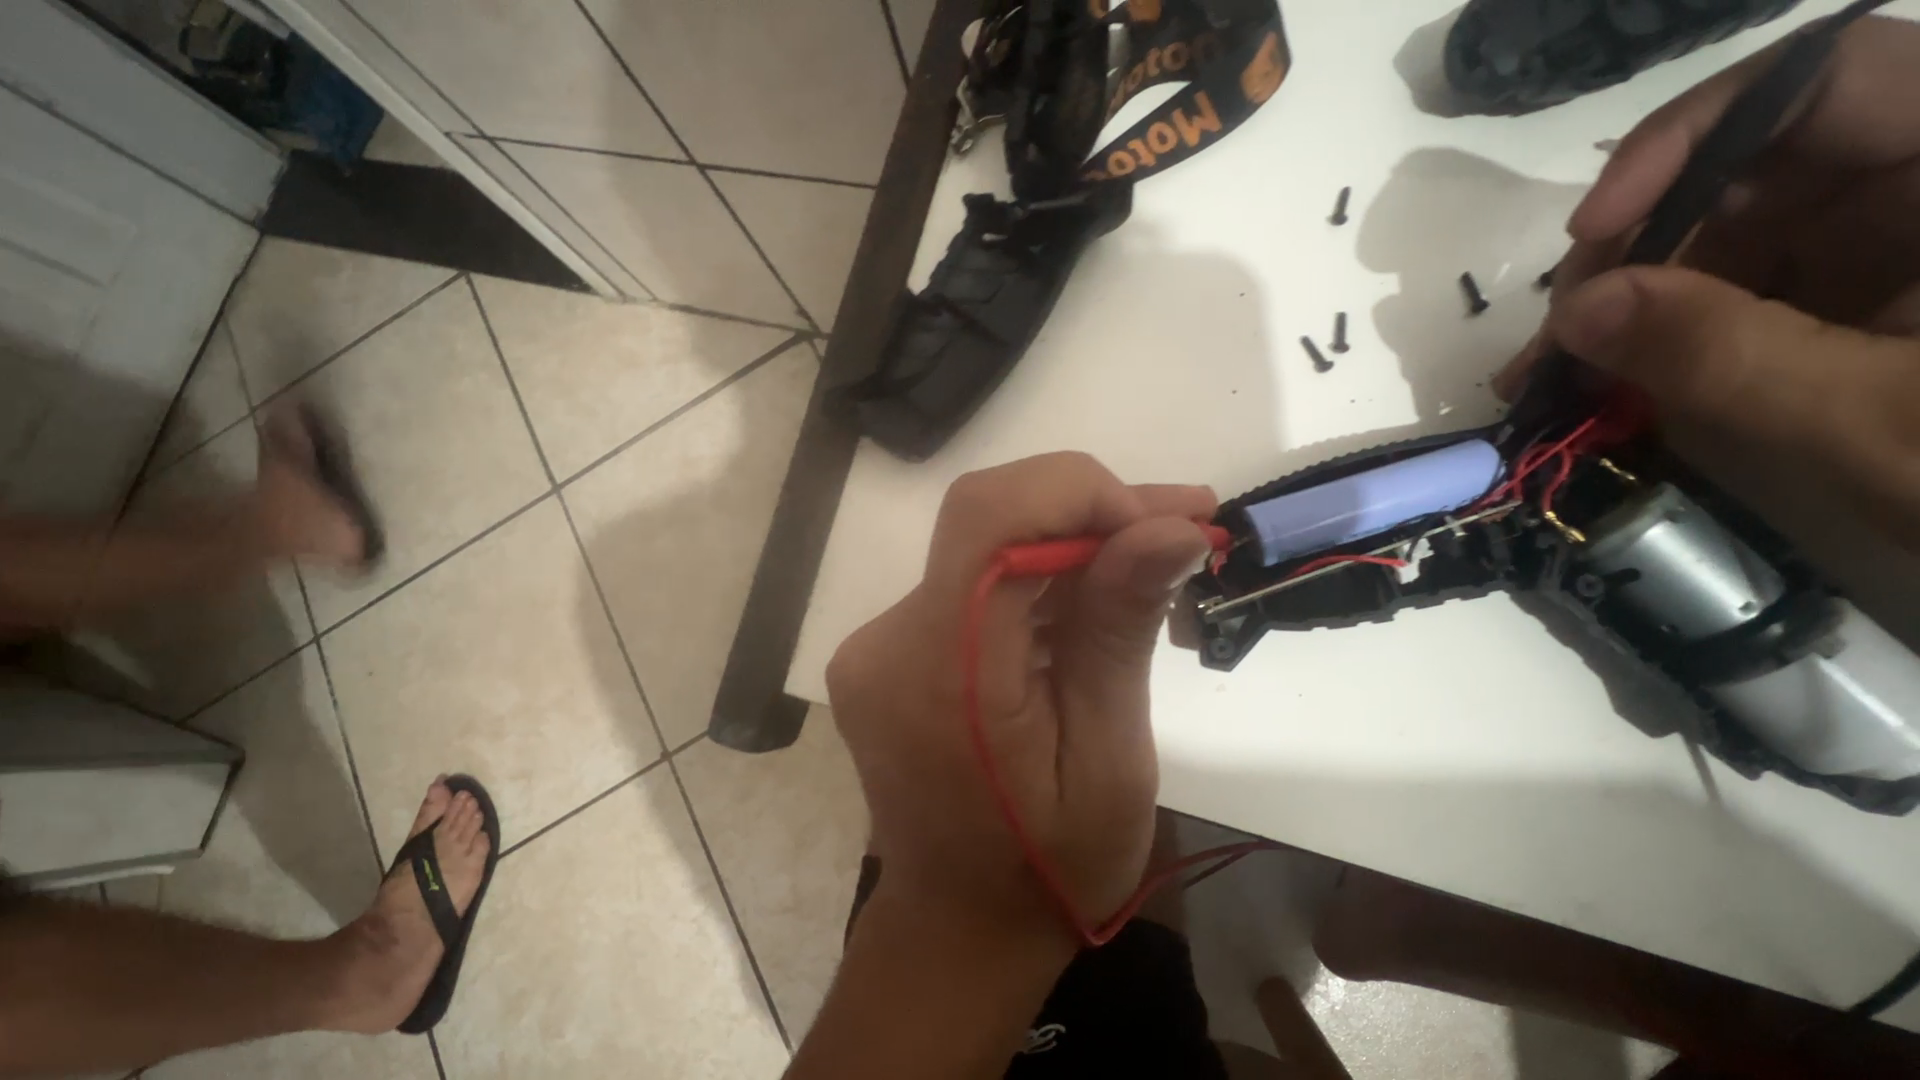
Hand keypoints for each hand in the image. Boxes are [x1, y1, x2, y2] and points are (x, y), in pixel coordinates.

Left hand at [825, 452, 1215, 940]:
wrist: (958, 927)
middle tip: (1185, 527)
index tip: (1166, 521)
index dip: (1080, 493)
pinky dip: (1038, 581)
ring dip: (1072, 543)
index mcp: (940, 672)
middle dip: (1089, 509)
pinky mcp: (890, 654)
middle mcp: (889, 641)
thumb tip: (1168, 525)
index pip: (991, 519)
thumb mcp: (1108, 761)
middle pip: (987, 520)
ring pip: (984, 547)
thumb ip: (1118, 632)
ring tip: (1162, 555)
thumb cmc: (1047, 870)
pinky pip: (971, 585)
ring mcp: (880, 646)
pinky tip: (1100, 595)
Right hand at [1496, 15, 1919, 544]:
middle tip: (1556, 333)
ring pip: (1721, 239)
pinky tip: (1592, 381)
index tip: (1593, 229)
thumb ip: (1726, 356)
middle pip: (1747, 170)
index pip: (1823, 85)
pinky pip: (1729, 295)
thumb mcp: (1878, 420)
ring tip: (1549, 374)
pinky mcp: (1850, 301)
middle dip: (1632, 247)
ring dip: (1623, 303)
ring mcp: (1887, 246)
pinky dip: (1654, 337)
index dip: (1690, 138)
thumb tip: (1575, 311)